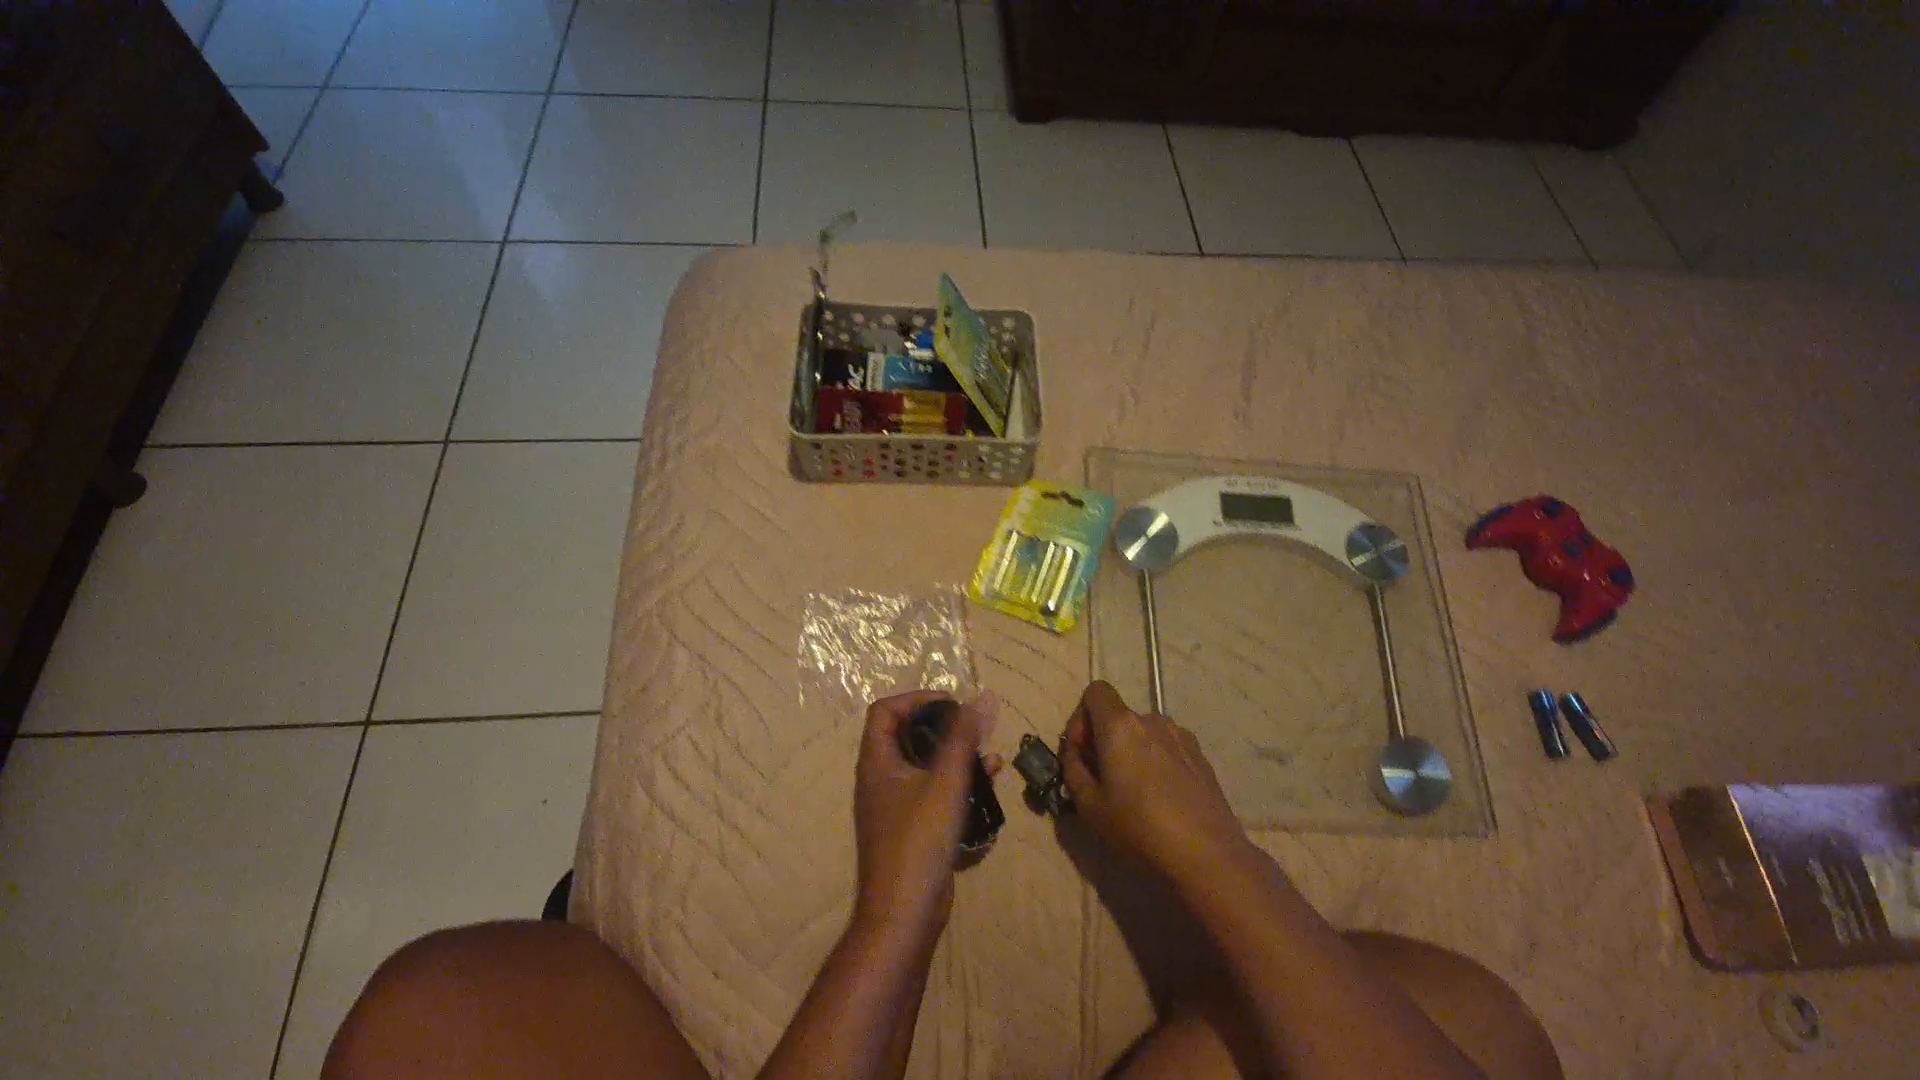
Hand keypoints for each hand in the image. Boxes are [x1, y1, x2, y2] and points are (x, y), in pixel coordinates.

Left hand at [853, 691, 999, 942]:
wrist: (904, 911)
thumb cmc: (919, 839)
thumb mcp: (945, 782)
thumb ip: (963, 738)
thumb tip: (982, 697)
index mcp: (876, 762)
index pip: (885, 711)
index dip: (916, 699)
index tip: (952, 703)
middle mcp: (879, 778)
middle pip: (905, 734)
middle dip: (942, 725)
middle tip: (974, 726)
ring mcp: (893, 805)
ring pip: (923, 764)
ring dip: (954, 753)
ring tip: (989, 752)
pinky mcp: (910, 827)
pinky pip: (932, 790)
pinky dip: (955, 781)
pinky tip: (987, 782)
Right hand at [1060, 681, 1251, 886]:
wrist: (1206, 852)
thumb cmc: (1140, 827)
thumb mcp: (1089, 806)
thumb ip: (1073, 770)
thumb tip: (1075, 753)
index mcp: (1120, 726)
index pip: (1096, 691)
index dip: (1082, 717)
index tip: (1083, 753)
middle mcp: (1152, 720)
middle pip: (1119, 716)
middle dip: (1105, 740)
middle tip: (1103, 780)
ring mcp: (1180, 736)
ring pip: (1144, 733)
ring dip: (1132, 751)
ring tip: (1135, 790)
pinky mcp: (1200, 755)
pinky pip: (1167, 746)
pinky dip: (1156, 760)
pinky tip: (1162, 796)